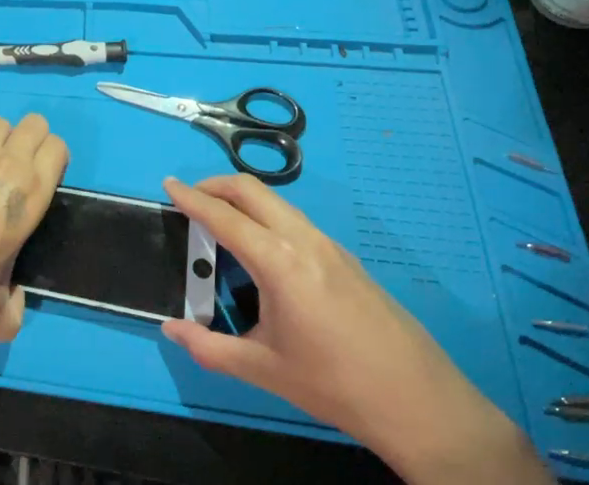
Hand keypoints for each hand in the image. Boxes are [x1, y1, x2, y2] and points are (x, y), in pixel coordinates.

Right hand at [160, 176, 548, 482]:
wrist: (420, 403)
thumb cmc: (334, 384)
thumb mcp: (264, 370)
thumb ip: (209, 347)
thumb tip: (171, 330)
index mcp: (278, 262)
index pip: (224, 216)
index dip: (191, 198)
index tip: (168, 185)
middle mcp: (304, 242)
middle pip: (253, 191)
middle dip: (216, 185)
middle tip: (190, 198)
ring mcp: (331, 248)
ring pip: (278, 203)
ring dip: (245, 201)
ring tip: (222, 222)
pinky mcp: (349, 261)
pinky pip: (297, 222)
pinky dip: (268, 218)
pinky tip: (264, 252)